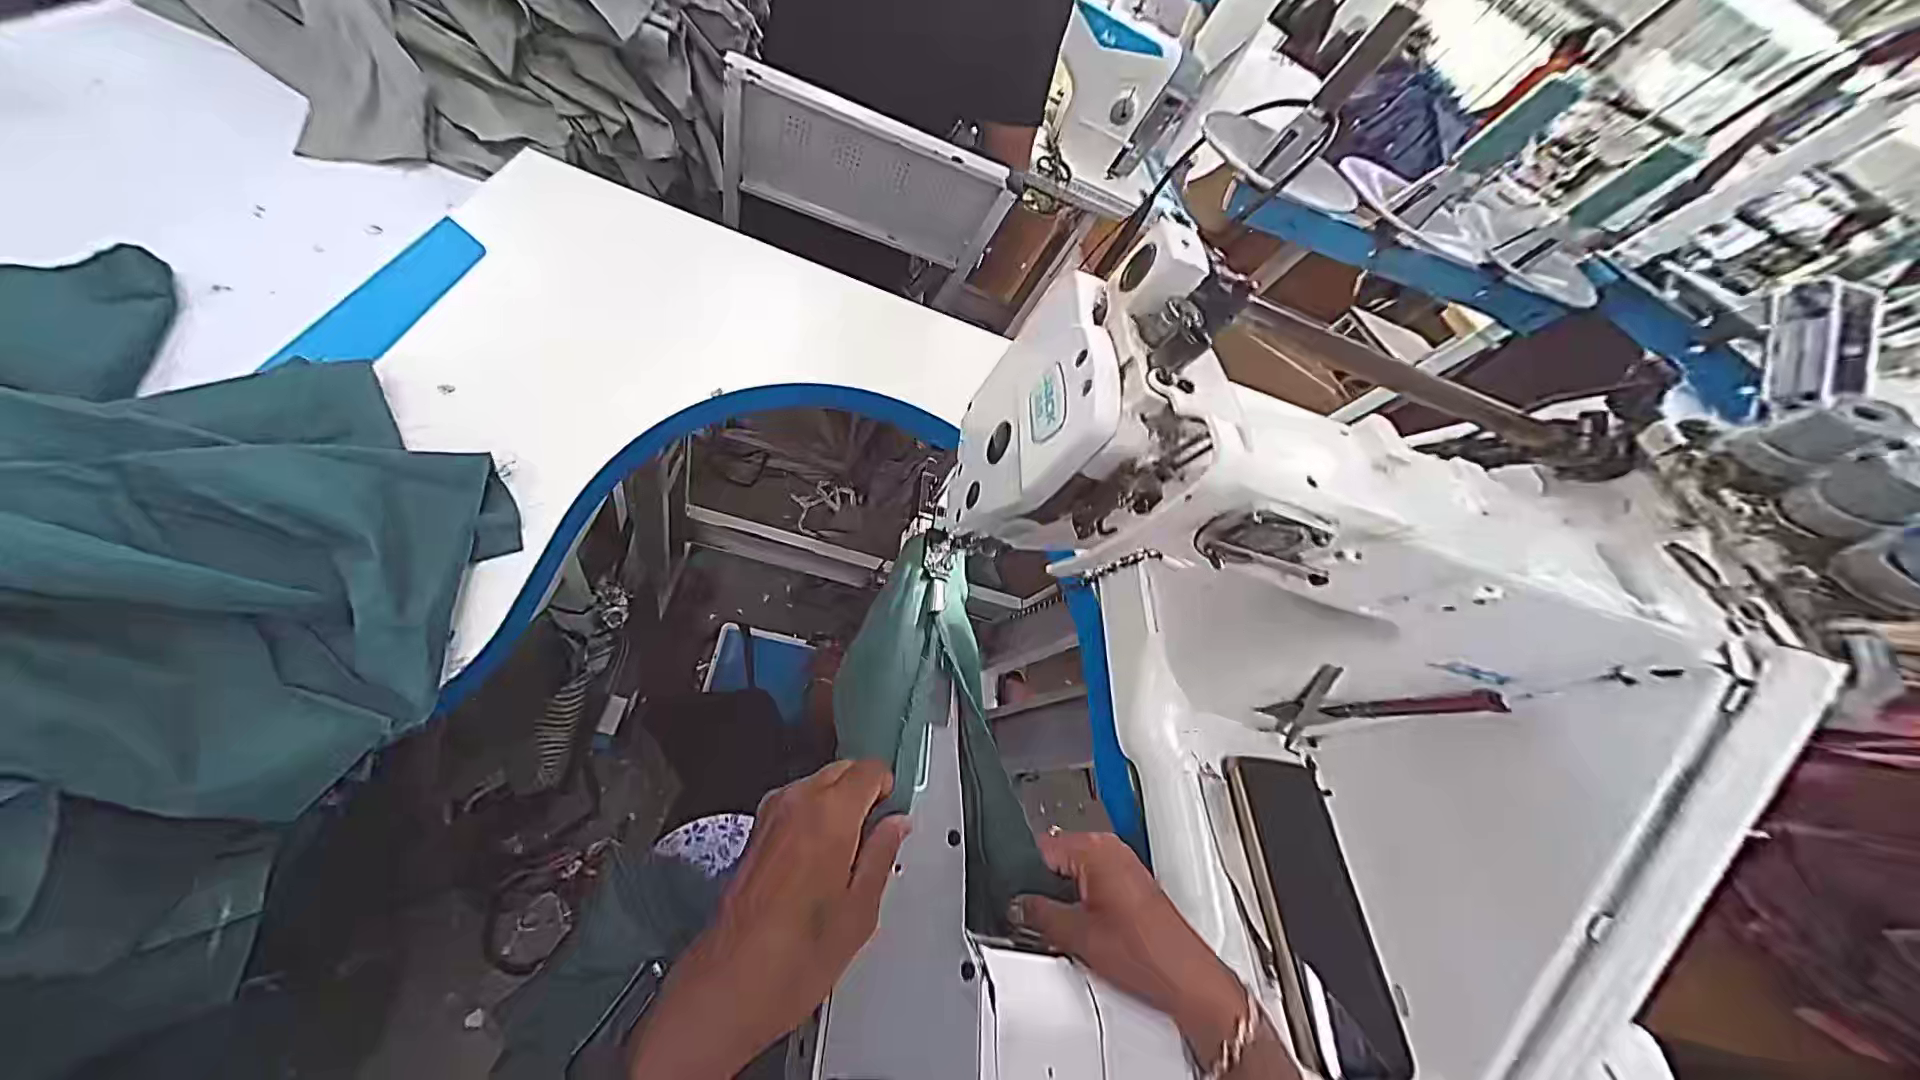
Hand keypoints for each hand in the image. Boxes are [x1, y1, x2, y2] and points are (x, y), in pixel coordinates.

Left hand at [628, 760, 910, 1077]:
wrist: (728, 985)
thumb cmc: (790, 959)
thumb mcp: (860, 910)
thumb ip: (882, 854)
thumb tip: (895, 826)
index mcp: (830, 815)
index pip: (871, 769)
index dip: (888, 788)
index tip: (893, 811)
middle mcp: (797, 803)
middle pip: (843, 769)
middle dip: (864, 790)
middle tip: (876, 831)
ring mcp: (771, 814)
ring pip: (819, 783)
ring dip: (837, 801)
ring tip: (847, 850)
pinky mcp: (755, 831)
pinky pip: (796, 802)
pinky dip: (812, 814)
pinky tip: (818, 858)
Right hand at [1009, 831, 1249, 1059]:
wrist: (1186, 979)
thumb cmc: (1146, 954)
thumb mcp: (1077, 935)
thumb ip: (1038, 914)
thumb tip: (1018, 905)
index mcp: (1094, 848)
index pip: (1041, 847)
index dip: (1023, 874)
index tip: (1016, 895)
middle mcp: (1110, 847)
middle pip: (1058, 856)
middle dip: (1045, 884)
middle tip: (1038, 915)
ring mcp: (1123, 862)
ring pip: (1075, 869)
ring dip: (1065, 892)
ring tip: (1066, 924)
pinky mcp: (1131, 880)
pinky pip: (1094, 878)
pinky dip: (1084, 897)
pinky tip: (1086, 926)